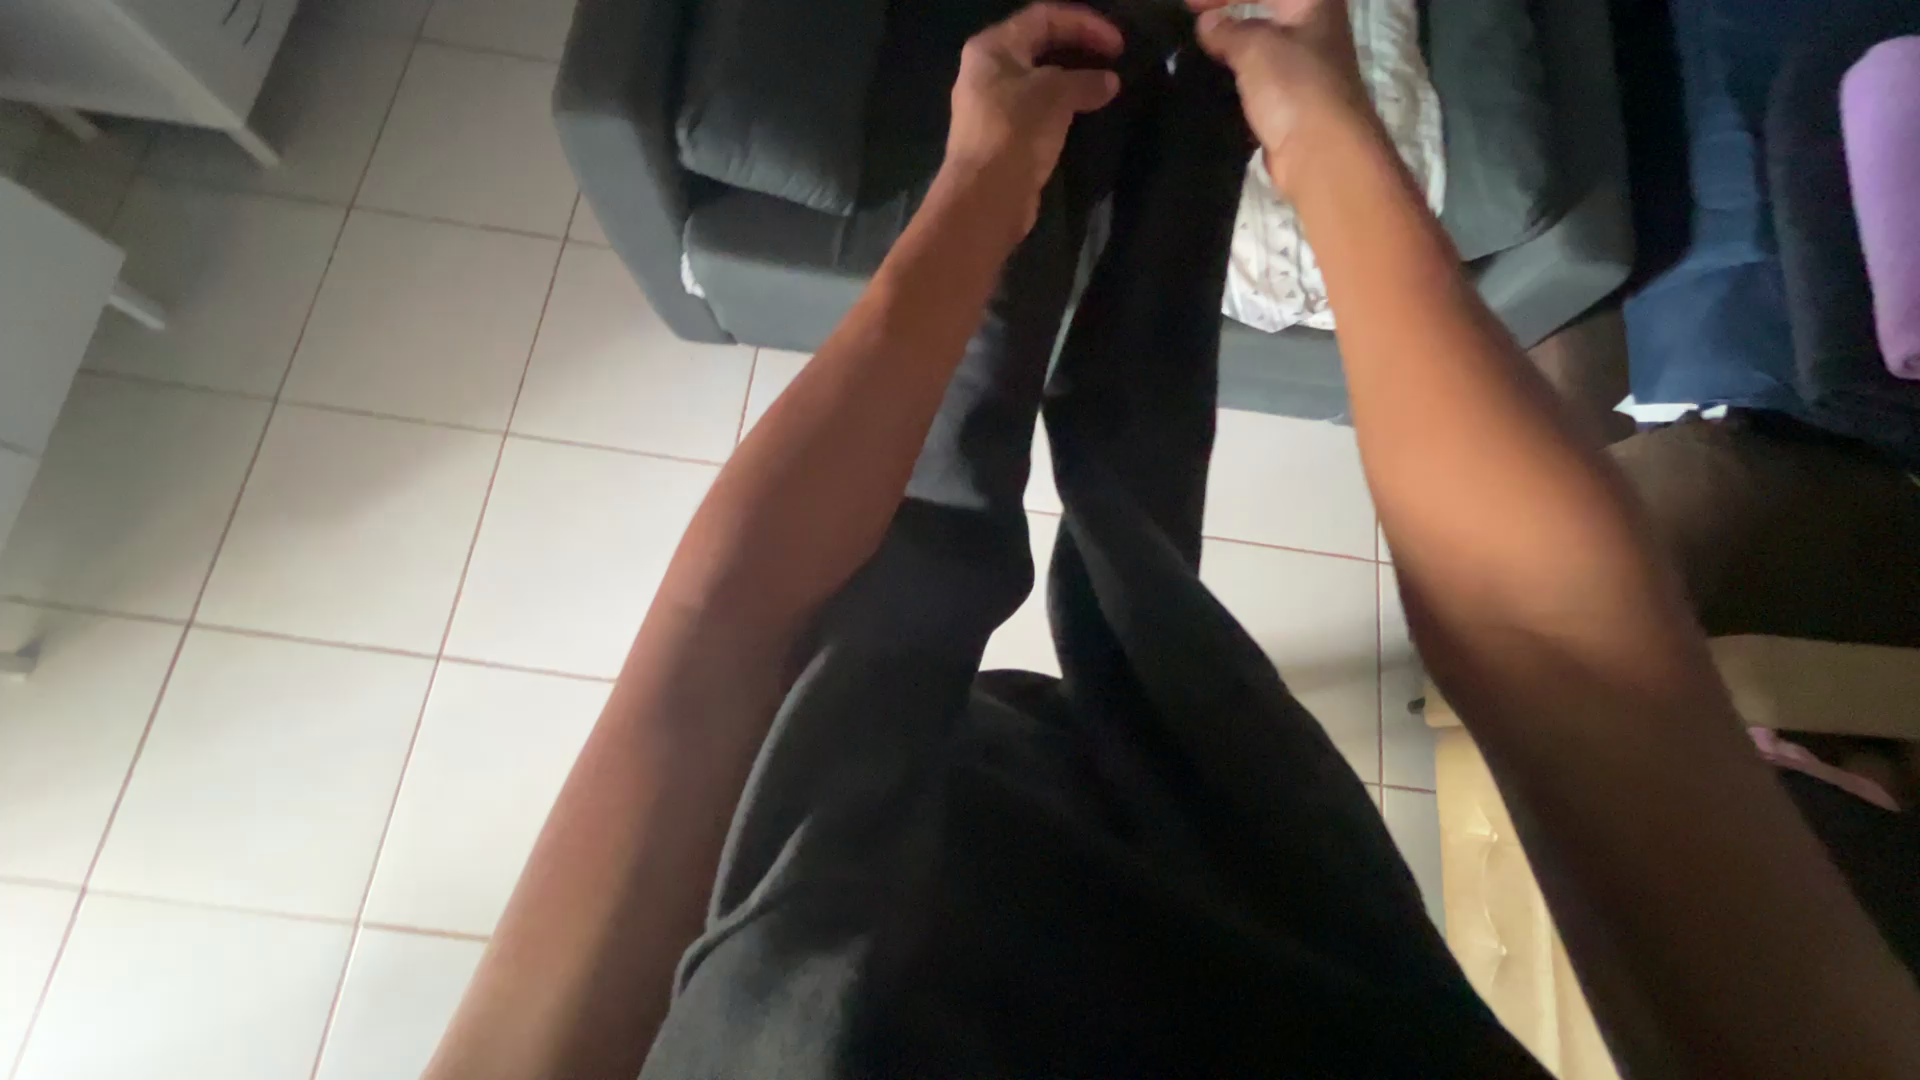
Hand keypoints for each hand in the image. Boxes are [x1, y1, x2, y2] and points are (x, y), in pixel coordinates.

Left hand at [944, 3, 1123, 227]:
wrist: (985, 199)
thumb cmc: (1015, 131)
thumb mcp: (1055, 94)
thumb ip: (1085, 81)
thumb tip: (1109, 83)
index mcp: (991, 48)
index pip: (1044, 17)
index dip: (1084, 24)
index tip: (1118, 43)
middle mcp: (985, 75)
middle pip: (1038, 50)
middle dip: (1077, 53)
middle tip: (1112, 63)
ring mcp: (990, 112)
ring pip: (1037, 87)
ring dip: (1069, 87)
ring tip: (1102, 92)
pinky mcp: (1000, 145)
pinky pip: (1034, 118)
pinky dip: (1058, 115)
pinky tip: (1080, 120)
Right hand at [1189, 0, 1375, 194]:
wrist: (1320, 151)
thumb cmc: (1295, 87)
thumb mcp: (1257, 48)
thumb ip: (1229, 31)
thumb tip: (1207, 24)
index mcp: (1312, 0)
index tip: (1187, 6)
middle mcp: (1310, 28)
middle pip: (1264, 8)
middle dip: (1227, 13)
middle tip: (1193, 28)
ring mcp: (1300, 66)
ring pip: (1259, 44)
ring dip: (1229, 47)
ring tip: (1197, 56)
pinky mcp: (1288, 100)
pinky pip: (1256, 77)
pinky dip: (1234, 77)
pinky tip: (1213, 85)